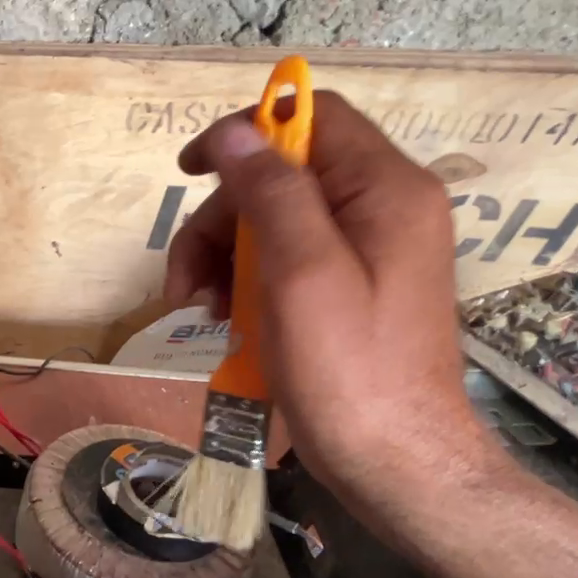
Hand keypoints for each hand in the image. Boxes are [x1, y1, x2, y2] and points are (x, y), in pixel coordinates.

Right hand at [162, 92, 500, 505]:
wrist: (390, 458)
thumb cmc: (347, 369)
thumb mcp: (301, 275)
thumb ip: (272, 195)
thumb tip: (235, 133)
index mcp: (385, 191)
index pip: (313, 119)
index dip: (246, 131)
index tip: (189, 169)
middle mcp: (380, 208)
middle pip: (278, 178)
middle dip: (219, 221)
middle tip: (186, 281)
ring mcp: (363, 250)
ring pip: (269, 221)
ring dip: (219, 257)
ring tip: (199, 310)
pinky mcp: (343, 287)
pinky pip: (279, 259)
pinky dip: (240, 282)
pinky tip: (223, 318)